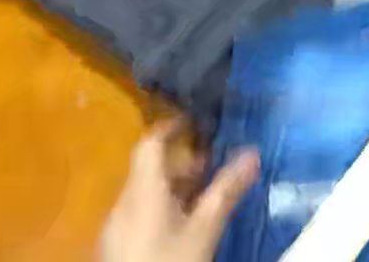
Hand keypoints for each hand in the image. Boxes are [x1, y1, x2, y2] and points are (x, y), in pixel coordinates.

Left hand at [99, 122, 259, 261]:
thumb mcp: (205, 229)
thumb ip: (227, 189)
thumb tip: (253, 152)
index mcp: (141, 193)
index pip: (150, 143)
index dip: (172, 127)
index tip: (198, 120)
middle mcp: (123, 207)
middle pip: (149, 169)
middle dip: (182, 163)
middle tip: (212, 166)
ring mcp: (115, 233)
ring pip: (146, 194)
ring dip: (175, 188)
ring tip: (204, 197)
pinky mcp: (117, 254)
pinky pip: (140, 216)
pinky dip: (163, 209)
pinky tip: (184, 227)